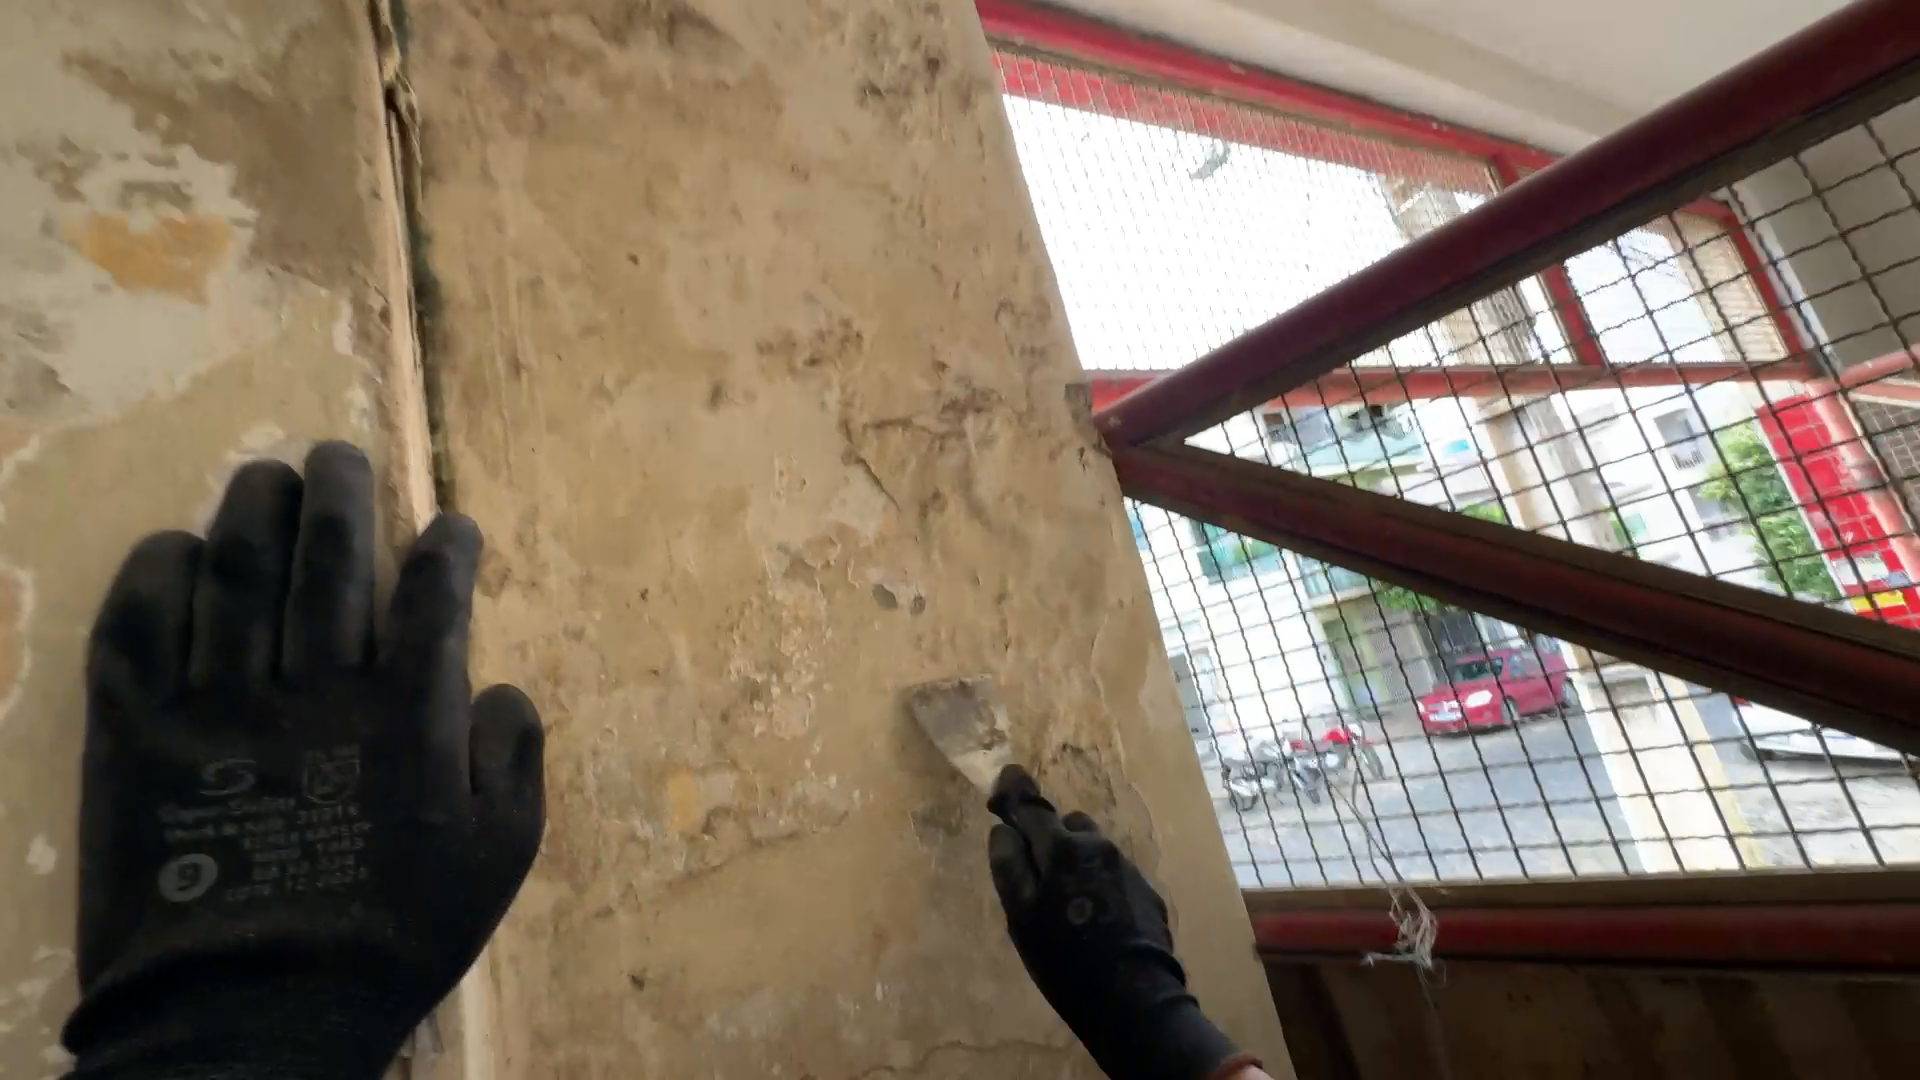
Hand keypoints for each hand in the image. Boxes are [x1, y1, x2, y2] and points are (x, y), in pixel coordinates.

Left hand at [65, 443, 544, 1079]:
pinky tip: (171, 549)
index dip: (443, 550)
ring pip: (234, 585)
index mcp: (409, 718)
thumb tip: (495, 687)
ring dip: (250, 517)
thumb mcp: (507, 846)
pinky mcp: (139, 744)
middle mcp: (319, 695)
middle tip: (339, 455)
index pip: (432, 600)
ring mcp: (222, 713)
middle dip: (338, 501)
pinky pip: (137, 642)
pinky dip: (151, 586)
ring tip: (264, 472)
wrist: (255, 1018)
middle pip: (327, 569)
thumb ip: (514, 755)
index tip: (448, 524)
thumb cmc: (404, 925)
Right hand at [988, 767, 1256, 1079]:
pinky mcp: (1146, 891)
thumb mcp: (1021, 917)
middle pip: (1066, 825)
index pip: (1032, 806)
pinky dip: (1100, 882)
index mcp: (1061, 848)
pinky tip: (1097, 918)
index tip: (1005, 779)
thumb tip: (1003, 831)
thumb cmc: (1065, 960)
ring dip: (1078, 860)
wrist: (1136, 1001)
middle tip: (1040, 877)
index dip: (1014, 792)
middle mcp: (1096, 845)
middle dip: (1050, 839)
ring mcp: (1126, 866)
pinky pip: (1113, 872)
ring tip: (1071, 901)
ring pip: (1092, 847)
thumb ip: (1010, 866)